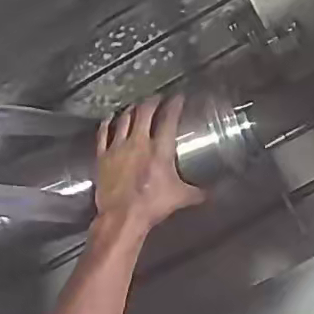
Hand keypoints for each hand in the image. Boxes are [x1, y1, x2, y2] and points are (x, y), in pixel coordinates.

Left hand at [93, 94, 205, 234]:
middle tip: (157, 98)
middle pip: (144, 112)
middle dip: (152, 102)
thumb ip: (197, 192)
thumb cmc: (153, 205)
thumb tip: (210, 193)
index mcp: (160, 149)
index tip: (178, 97)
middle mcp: (138, 142)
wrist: (122, 216)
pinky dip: (108, 123)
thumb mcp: (181, 197)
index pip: (168, 119)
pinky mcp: (103, 156)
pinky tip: (110, 119)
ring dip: (131, 109)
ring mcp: (118, 147)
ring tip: (136, 106)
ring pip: (124, 119)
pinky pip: (103, 134)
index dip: (174, 105)